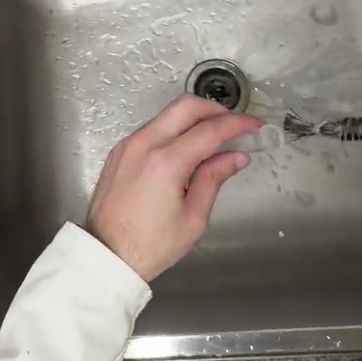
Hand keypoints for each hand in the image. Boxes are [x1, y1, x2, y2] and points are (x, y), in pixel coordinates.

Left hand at [85, 94, 261, 281]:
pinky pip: (152, 128)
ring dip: (193, 118)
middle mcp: (144, 143)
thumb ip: (214, 178)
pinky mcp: (120, 150)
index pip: (209, 129)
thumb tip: (237, 156)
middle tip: (235, 125)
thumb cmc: (151, 244)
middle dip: (215, 110)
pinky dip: (174, 130)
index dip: (237, 123)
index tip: (255, 125)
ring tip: (215, 139)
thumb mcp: (193, 217)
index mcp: (165, 161)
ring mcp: (128, 143)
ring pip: (167, 114)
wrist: (106, 254)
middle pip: (185, 105)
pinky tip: (187, 149)